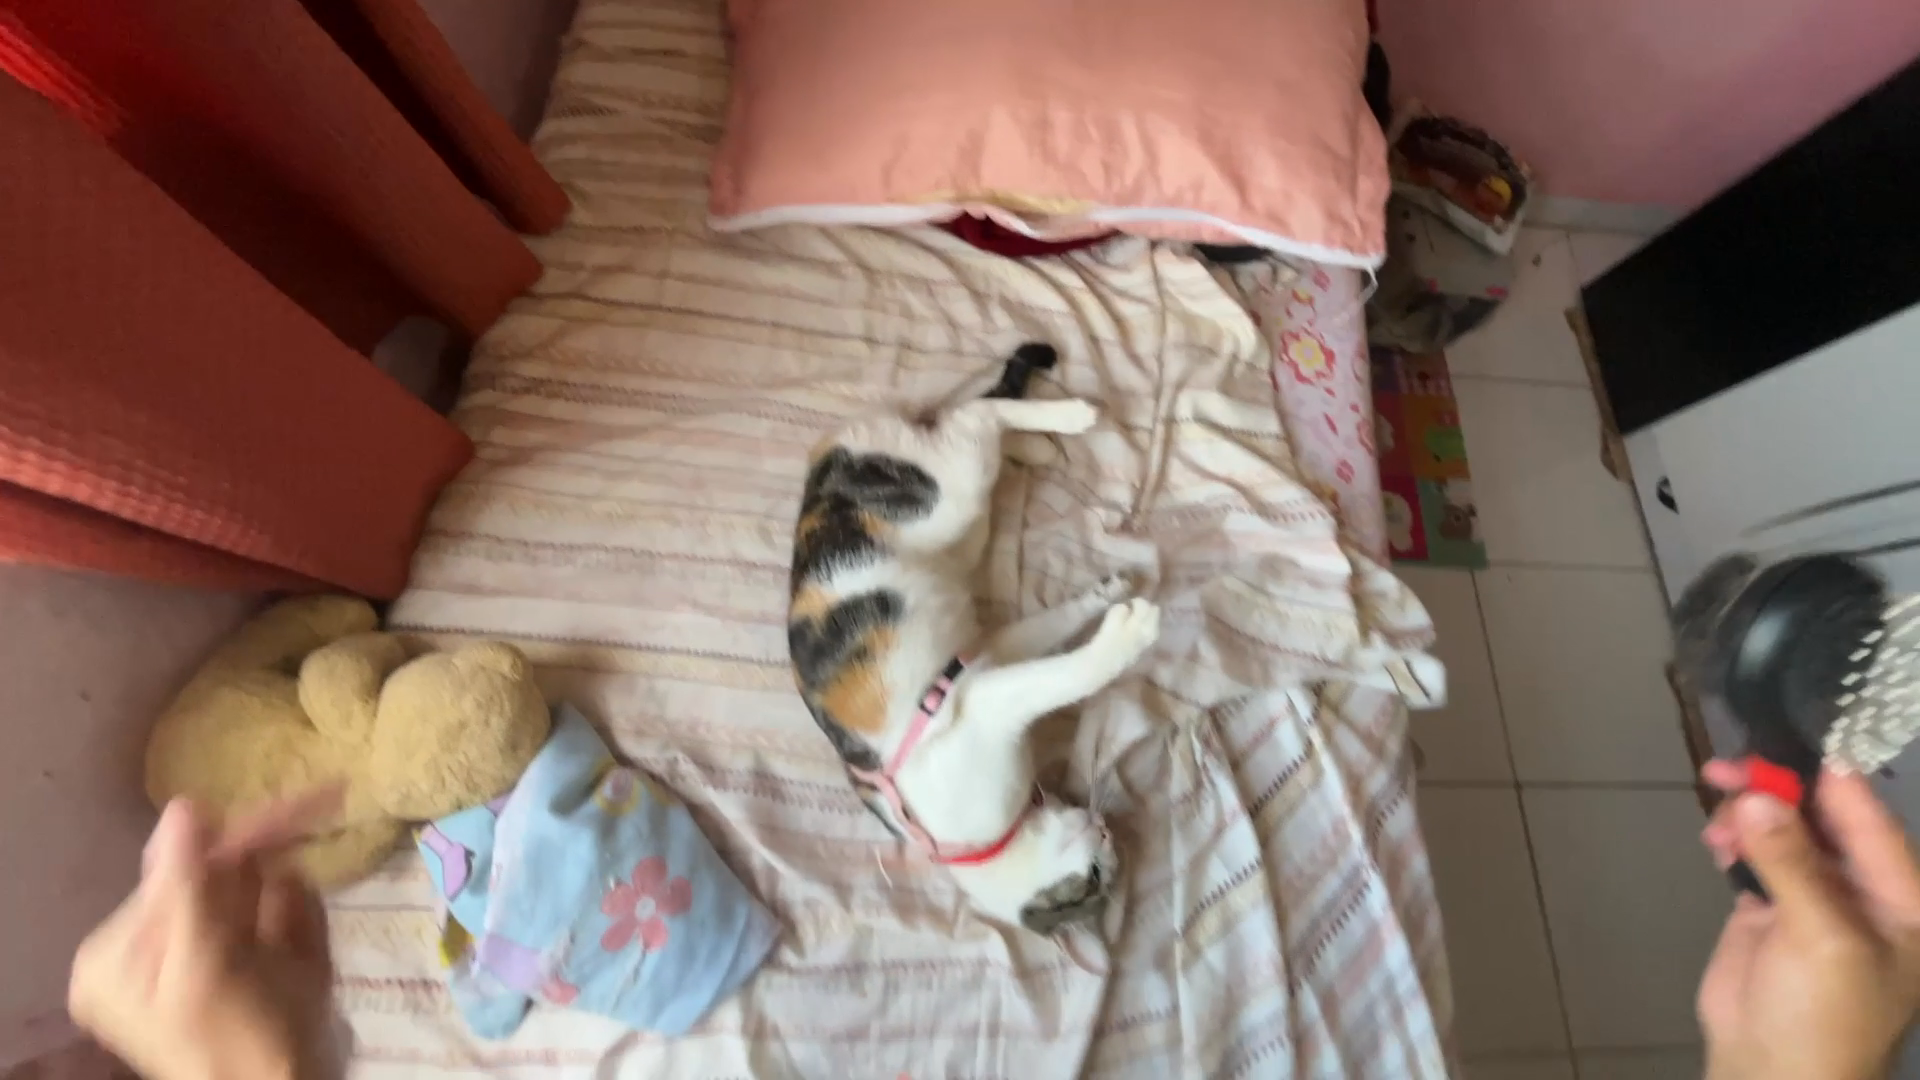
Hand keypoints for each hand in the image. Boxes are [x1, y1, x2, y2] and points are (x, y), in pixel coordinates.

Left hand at [69, 795, 341, 1079]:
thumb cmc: (241, 1032)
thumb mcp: (207, 960)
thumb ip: (189, 886)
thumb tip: (188, 806)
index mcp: (126, 946)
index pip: (192, 861)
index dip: (256, 829)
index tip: (325, 794)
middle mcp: (158, 940)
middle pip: (229, 873)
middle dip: (276, 883)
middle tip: (329, 845)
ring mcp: (205, 945)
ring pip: (263, 889)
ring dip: (290, 911)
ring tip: (292, 957)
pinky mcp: (245, 952)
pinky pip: (281, 910)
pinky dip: (301, 923)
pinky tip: (298, 956)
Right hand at [1697, 762, 1919, 1079]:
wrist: (1776, 1060)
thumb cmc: (1824, 1006)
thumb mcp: (1820, 936)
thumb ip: (1791, 865)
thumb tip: (1753, 799)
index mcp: (1901, 901)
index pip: (1870, 825)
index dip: (1834, 781)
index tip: (1787, 739)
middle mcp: (1861, 891)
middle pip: (1819, 822)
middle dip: (1773, 792)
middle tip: (1723, 769)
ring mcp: (1811, 897)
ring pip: (1779, 833)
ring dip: (1745, 817)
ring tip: (1715, 819)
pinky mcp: (1767, 905)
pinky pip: (1751, 854)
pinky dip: (1731, 839)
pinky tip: (1715, 842)